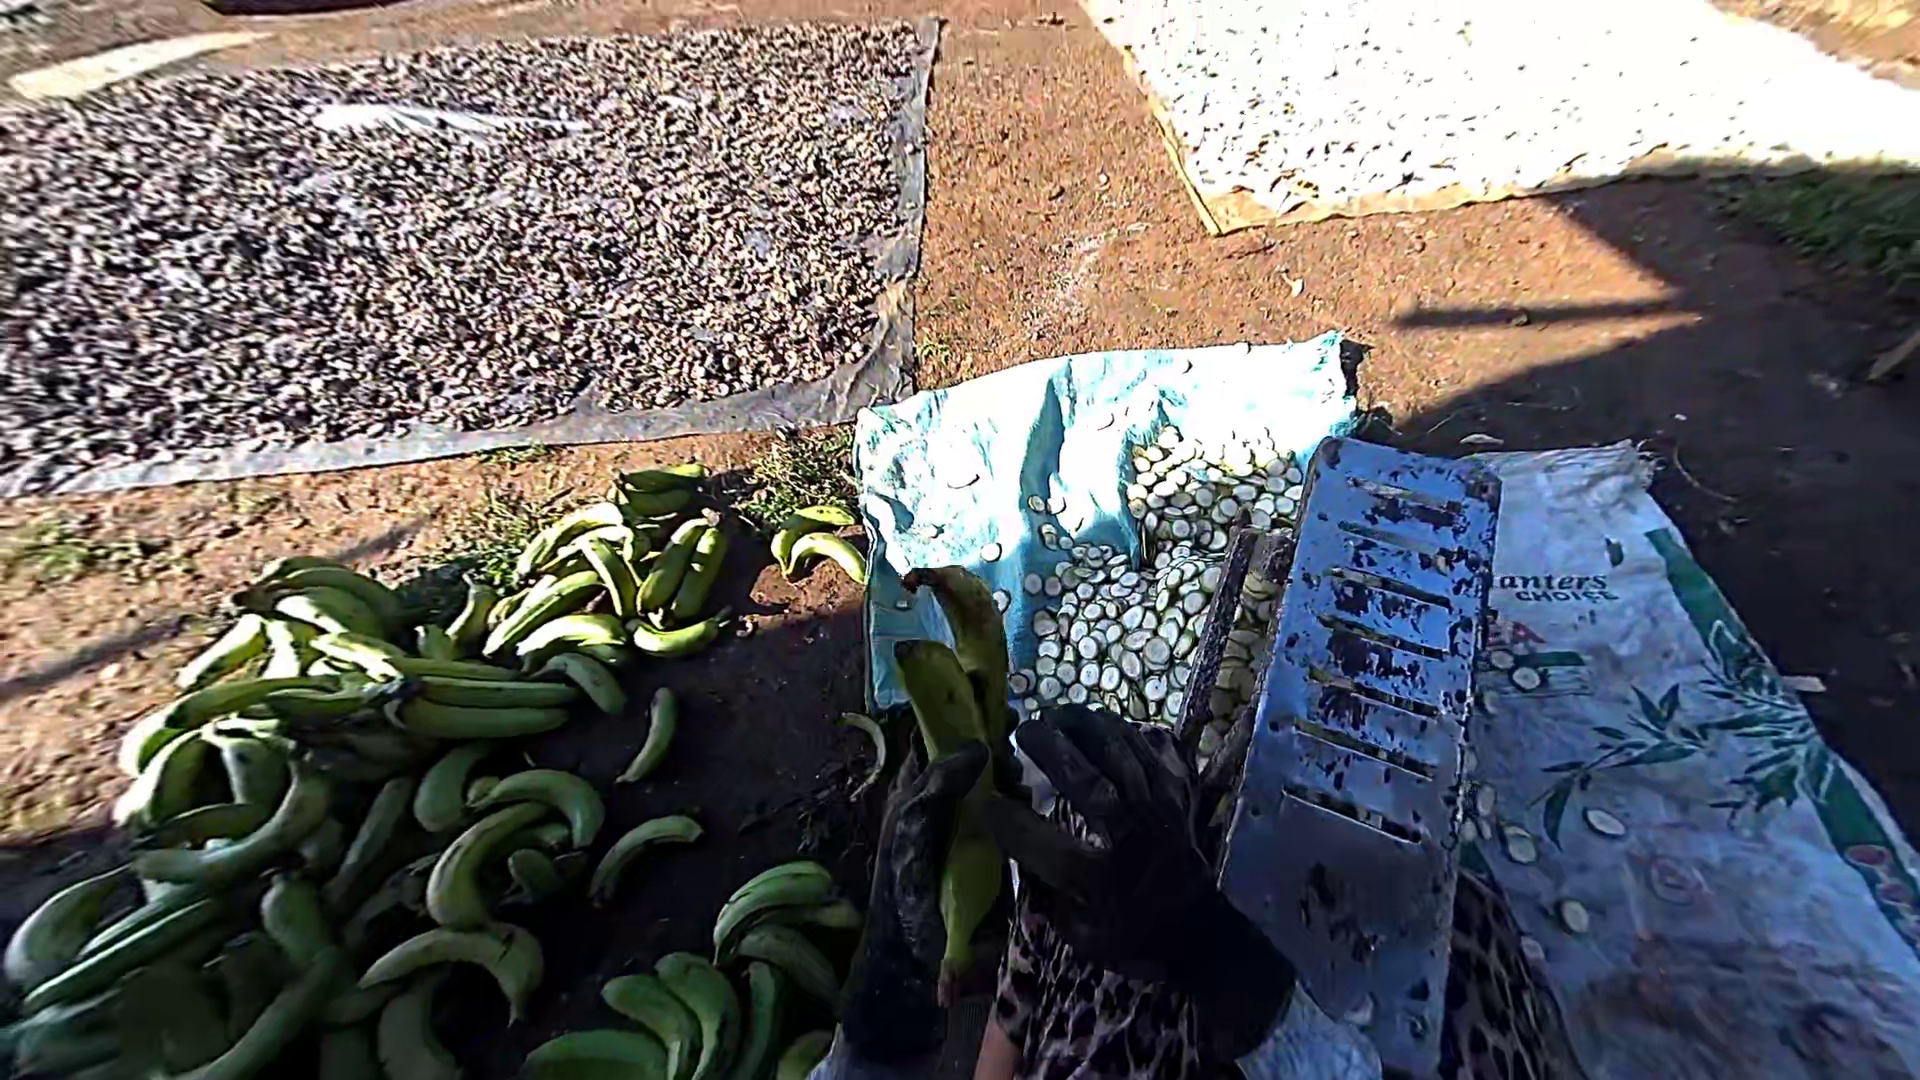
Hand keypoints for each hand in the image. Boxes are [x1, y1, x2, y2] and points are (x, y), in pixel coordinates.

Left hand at [842, 739, 988, 1061]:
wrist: (917, 946)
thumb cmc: (904, 876)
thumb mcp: (913, 822)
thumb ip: (939, 782)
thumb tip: (978, 745)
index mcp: (916, 784)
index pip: (934, 737)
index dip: (957, 718)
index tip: (988, 708)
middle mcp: (943, 795)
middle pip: (971, 756)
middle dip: (992, 748)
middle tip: (1009, 754)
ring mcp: (967, 818)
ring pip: (992, 780)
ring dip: (1008, 775)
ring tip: (1018, 783)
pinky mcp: (990, 841)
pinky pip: (1008, 812)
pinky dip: (1019, 803)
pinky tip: (1027, 804)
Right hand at [976, 706, 1295, 1060]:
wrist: (1199, 930)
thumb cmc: (1129, 932)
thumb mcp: (1078, 933)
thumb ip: (1041, 889)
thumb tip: (1009, 841)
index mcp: (1102, 880)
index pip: (1044, 845)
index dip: (1007, 820)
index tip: (983, 798)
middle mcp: (1132, 837)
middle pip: (1090, 782)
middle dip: (1051, 748)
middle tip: (1026, 728)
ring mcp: (1160, 807)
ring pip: (1121, 752)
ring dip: (1084, 726)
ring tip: (1057, 714)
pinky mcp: (1177, 791)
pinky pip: (1149, 747)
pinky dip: (1122, 729)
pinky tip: (1099, 721)